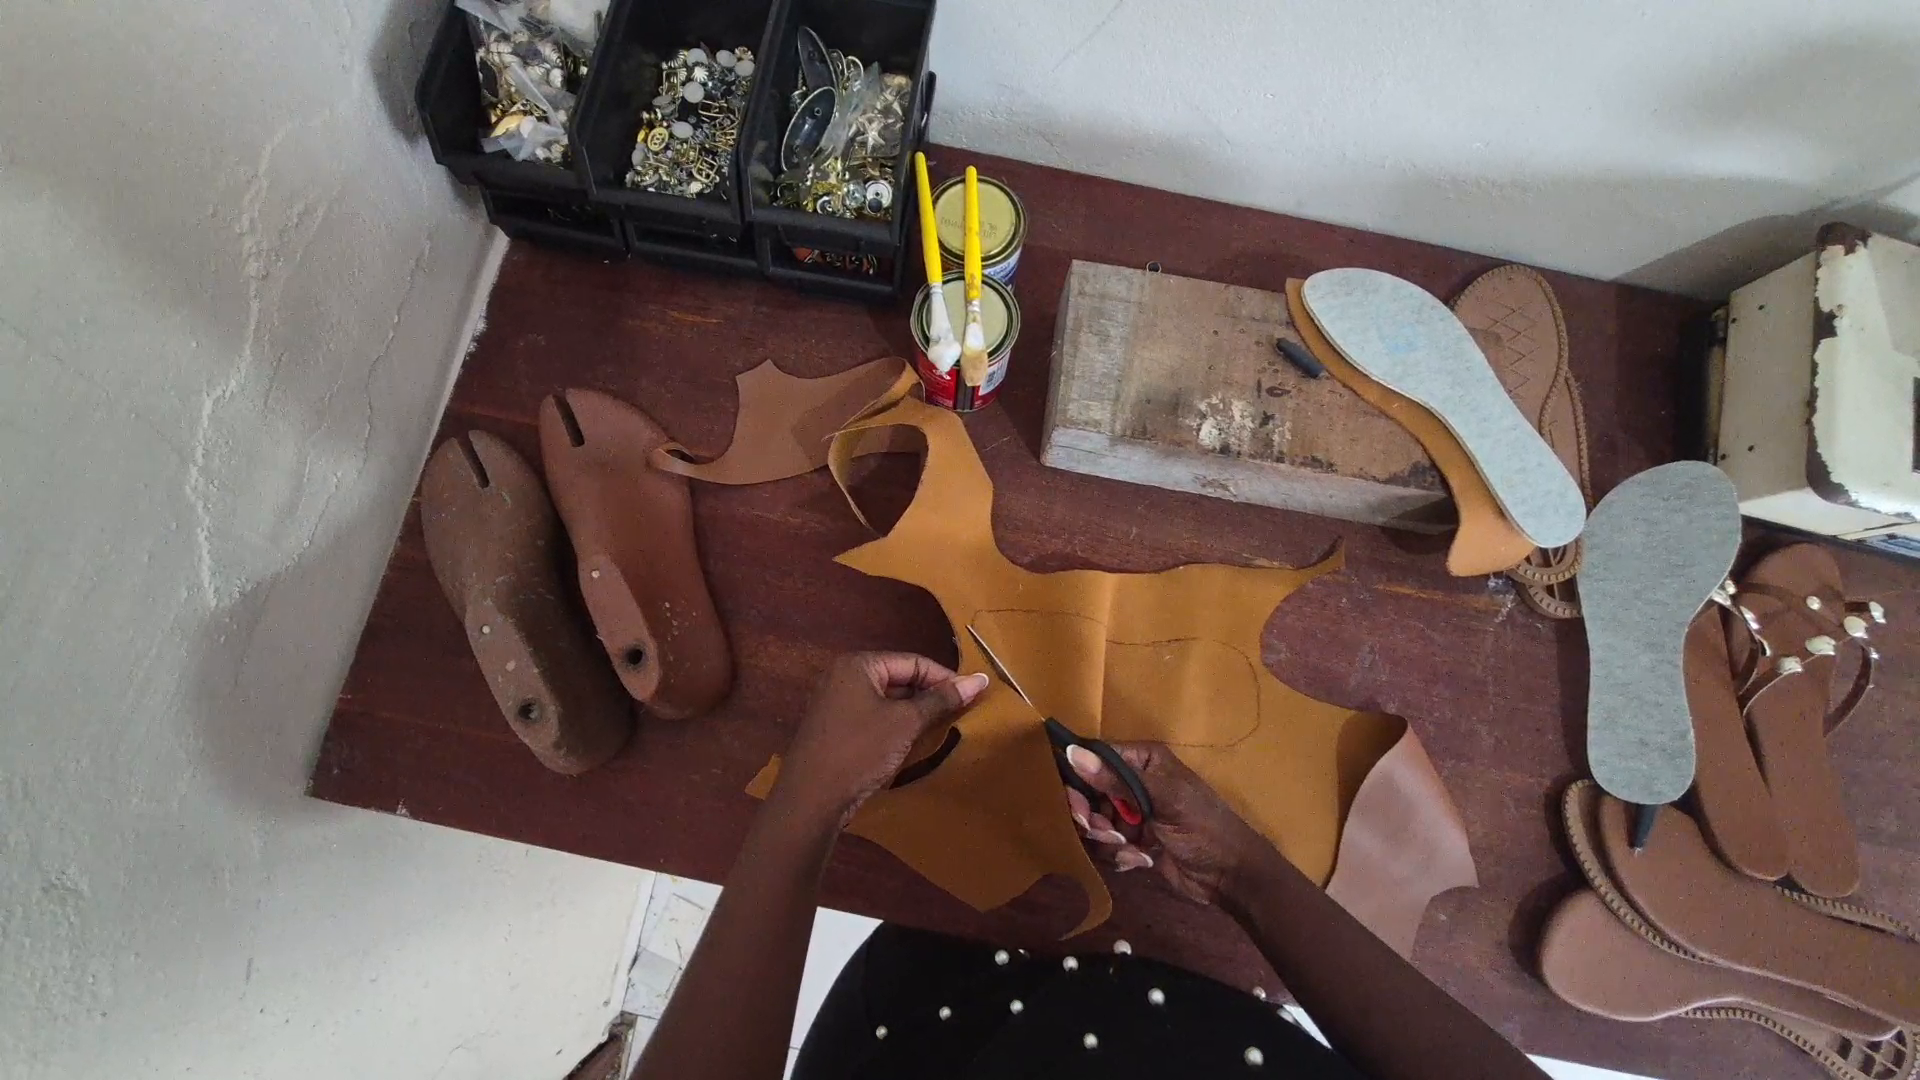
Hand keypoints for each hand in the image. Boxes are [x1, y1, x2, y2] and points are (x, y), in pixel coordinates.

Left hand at [773, 652, 987, 827]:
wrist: (811, 799)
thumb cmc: (860, 750)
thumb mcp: (906, 723)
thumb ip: (941, 700)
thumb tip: (980, 679)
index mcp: (858, 664)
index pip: (913, 661)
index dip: (944, 678)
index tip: (973, 695)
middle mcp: (844, 676)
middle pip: (899, 678)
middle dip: (930, 695)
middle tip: (961, 712)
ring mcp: (837, 703)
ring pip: (888, 700)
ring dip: (915, 712)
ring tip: (944, 726)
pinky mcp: (836, 728)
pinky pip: (874, 716)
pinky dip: (896, 725)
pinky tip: (914, 741)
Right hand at [1064, 741, 1274, 905]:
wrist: (1230, 876)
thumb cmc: (1204, 827)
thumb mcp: (1163, 799)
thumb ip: (1117, 779)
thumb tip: (1073, 753)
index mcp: (1142, 759)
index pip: (1094, 757)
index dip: (1078, 777)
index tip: (1075, 802)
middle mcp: (1132, 781)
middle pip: (1087, 792)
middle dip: (1092, 817)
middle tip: (1105, 832)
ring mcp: (1131, 812)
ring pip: (1093, 822)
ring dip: (1107, 840)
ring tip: (1130, 848)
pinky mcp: (1131, 841)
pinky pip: (1105, 844)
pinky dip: (1119, 856)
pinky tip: (1141, 860)